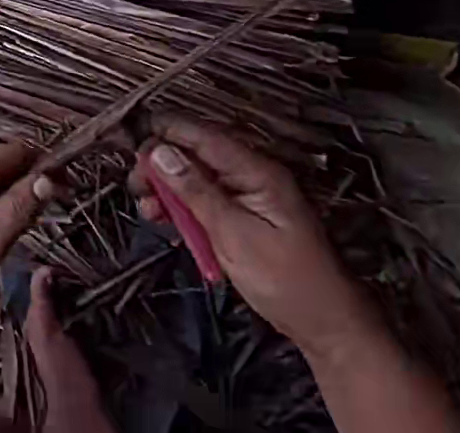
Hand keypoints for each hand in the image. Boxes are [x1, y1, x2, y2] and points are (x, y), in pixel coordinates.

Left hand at [0, 143, 56, 316]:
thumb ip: (20, 207)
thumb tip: (49, 178)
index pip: (21, 149)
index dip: (49, 164)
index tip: (70, 190)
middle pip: (7, 158)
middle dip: (34, 177)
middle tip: (55, 210)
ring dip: (17, 188)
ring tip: (33, 220)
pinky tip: (4, 222)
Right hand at [130, 115, 378, 355]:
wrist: (328, 328)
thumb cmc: (290, 283)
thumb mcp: (235, 234)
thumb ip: (195, 191)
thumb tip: (160, 152)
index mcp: (255, 170)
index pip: (200, 134)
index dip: (163, 132)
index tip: (131, 140)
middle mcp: (248, 174)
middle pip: (192, 153)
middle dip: (159, 164)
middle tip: (137, 184)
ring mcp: (242, 195)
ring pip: (190, 176)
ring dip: (165, 188)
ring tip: (147, 207)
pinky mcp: (236, 215)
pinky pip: (199, 198)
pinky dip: (178, 206)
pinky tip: (163, 217)